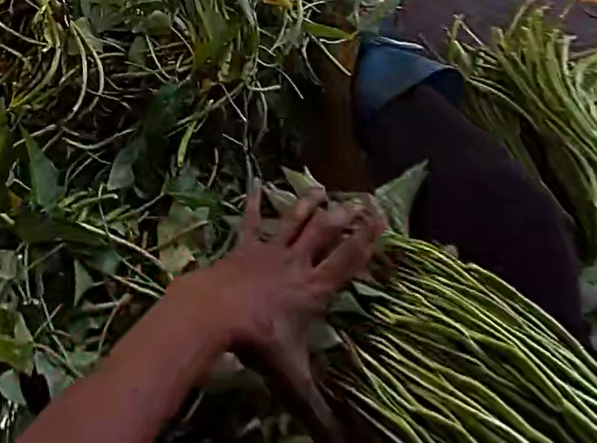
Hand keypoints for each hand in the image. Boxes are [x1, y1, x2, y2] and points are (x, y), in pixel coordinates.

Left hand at [167, 185, 382, 435]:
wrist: (216, 310)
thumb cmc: (259, 342)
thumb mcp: (294, 379)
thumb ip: (321, 411)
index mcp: (314, 289)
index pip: (347, 262)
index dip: (366, 241)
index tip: (380, 219)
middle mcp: (296, 263)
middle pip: (324, 234)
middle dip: (344, 217)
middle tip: (360, 200)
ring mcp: (269, 250)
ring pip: (293, 222)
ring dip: (307, 205)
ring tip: (321, 188)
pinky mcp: (244, 245)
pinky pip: (250, 220)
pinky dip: (253, 203)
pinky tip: (254, 185)